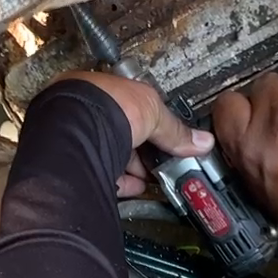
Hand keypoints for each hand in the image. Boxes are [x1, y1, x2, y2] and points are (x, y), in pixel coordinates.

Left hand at [55, 71, 215, 196]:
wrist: (77, 136)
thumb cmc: (103, 107)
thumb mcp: (152, 110)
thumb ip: (175, 129)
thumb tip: (200, 141)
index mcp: (99, 90)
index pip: (129, 106)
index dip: (150, 122)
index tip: (164, 136)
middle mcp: (84, 114)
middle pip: (121, 134)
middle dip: (143, 149)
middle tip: (162, 160)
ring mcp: (78, 142)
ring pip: (111, 156)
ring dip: (134, 168)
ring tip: (151, 177)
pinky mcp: (77, 168)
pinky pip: (103, 177)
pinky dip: (122, 183)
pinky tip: (136, 187)